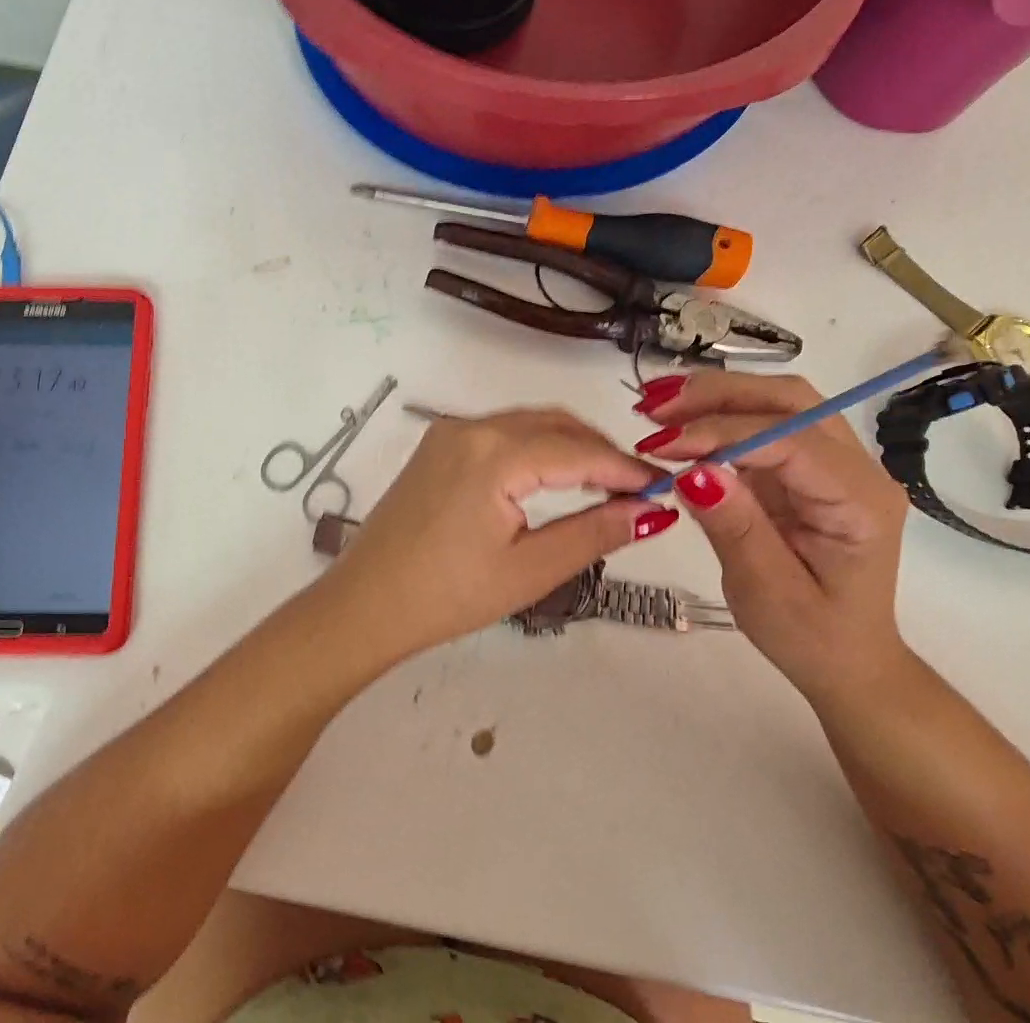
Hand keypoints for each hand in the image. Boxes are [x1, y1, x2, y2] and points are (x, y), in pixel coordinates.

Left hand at [317, 409, 673, 660]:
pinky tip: (551, 478)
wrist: (365, 604)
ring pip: (526, 425)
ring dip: (567, 447)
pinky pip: (498, 435)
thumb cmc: (447, 595)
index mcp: (496, 455)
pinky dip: (533, 449)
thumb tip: (652, 509)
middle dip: (599, 452)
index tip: (664, 487)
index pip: (580, 450)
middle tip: (636, 489)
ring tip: (603, 486)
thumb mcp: (529, 570)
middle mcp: (470, 429)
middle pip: (554, 425)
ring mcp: (446, 435)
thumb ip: (594, 533)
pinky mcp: (433, 449)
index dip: (625, 468)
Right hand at [634, 373, 913, 700]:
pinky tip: (678, 427)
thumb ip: (735, 526)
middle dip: (719, 395)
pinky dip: (719, 419)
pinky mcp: (804, 473)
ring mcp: (831, 467)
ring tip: (655, 408)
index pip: (791, 440)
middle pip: (792, 401)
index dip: (723, 432)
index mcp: (859, 502)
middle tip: (651, 408)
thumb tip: (694, 470)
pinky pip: (765, 428)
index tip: (659, 443)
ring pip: (779, 404)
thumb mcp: (766, 591)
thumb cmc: (810, 636)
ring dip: (717, 397)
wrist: (846, 660)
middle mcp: (856, 470)